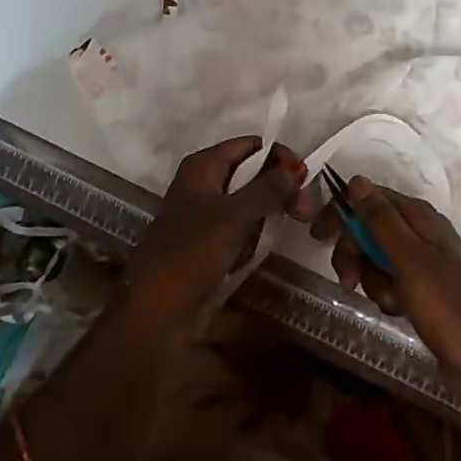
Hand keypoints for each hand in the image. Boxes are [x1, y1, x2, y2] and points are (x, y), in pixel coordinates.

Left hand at [124, 136, 308, 336]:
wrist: (157, 315)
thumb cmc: (191, 255)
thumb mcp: (234, 216)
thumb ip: (267, 188)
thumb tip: (294, 169)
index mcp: (202, 166)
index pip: (250, 145)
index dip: (278, 156)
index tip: (303, 177)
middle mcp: (204, 184)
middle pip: (251, 172)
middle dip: (278, 187)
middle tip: (303, 207)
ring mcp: (206, 215)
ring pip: (249, 202)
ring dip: (270, 213)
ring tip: (292, 224)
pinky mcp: (210, 244)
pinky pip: (242, 229)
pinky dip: (256, 234)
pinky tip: (265, 246)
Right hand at [310, 177, 460, 393]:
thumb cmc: (448, 306)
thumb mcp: (408, 259)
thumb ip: (381, 219)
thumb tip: (356, 179)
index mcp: (419, 215)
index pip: (369, 196)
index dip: (342, 212)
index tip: (316, 236)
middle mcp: (421, 230)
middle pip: (370, 227)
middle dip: (354, 253)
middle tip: (347, 280)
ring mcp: (424, 260)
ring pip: (377, 258)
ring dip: (373, 279)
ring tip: (389, 302)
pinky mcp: (425, 289)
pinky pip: (391, 281)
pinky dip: (387, 295)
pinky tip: (398, 311)